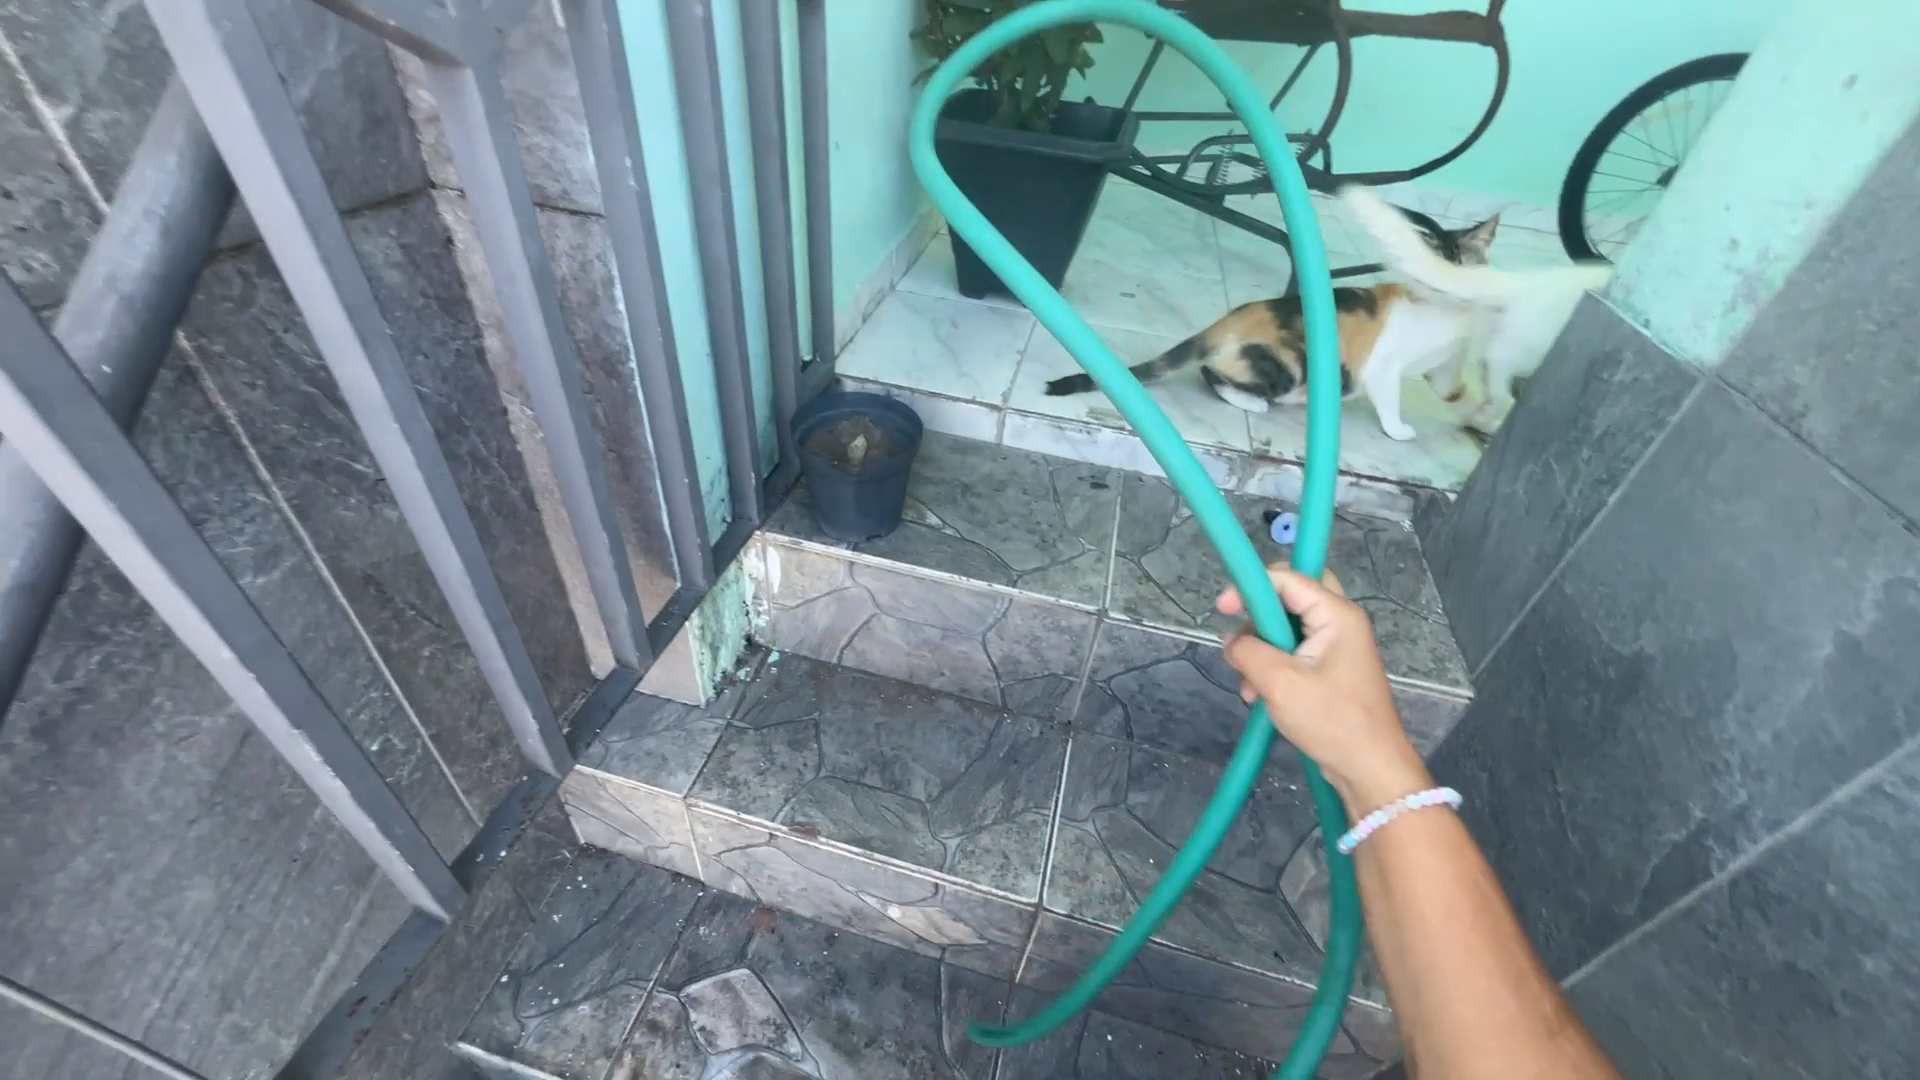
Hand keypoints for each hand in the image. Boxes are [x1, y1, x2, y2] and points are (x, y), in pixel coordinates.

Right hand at [1217, 566, 1431, 814]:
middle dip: (1258, 613)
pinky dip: (1269, 666)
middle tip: (1240, 630)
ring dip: (1259, 648)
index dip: (1250, 587)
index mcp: (1336, 615)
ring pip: (1285, 626)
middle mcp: (1339, 623)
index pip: (1287, 578)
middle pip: (1291, 595)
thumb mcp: (1279, 682)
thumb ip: (1247, 650)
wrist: (1369, 770)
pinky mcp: (1327, 669)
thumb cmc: (1331, 720)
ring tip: (1247, 680)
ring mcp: (1334, 647)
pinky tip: (1256, 694)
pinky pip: (1290, 651)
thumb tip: (1231, 642)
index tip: (1222, 609)